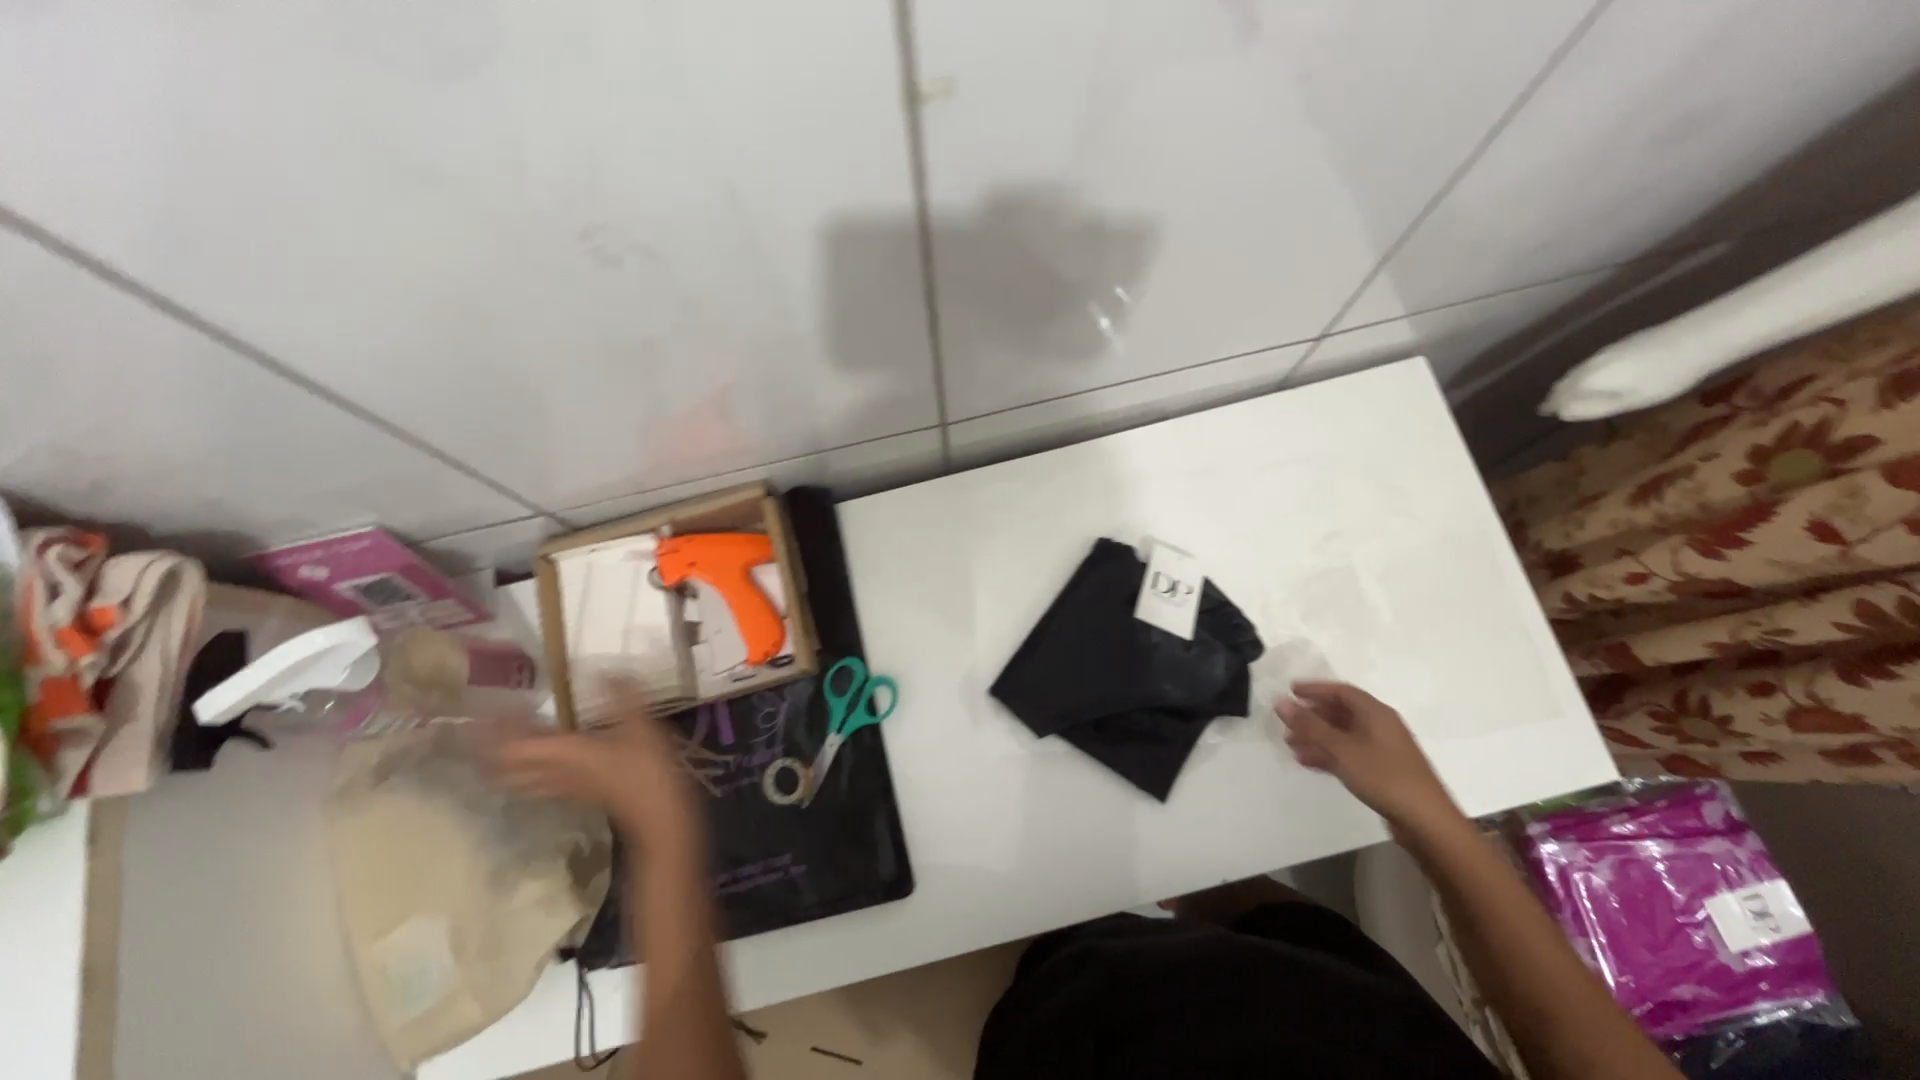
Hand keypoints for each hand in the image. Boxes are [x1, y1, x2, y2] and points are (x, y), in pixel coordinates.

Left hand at [491, 678, 698, 849]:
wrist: (657, 814)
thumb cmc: (647, 768)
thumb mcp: (640, 725)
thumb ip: (621, 696)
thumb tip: (602, 669)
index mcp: (563, 752)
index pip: (512, 744)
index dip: (495, 728)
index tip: (489, 705)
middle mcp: (554, 771)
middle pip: (504, 765)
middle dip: (490, 746)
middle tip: (489, 721)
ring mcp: (562, 785)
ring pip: (517, 777)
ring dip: (504, 760)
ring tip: (505, 737)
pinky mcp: (574, 793)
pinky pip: (537, 782)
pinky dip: (527, 769)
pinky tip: (539, 756)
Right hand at [1275, 681, 1460, 830]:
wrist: (1425, 820)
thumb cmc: (1384, 776)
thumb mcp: (1343, 749)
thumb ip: (1310, 726)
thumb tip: (1281, 702)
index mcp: (1376, 713)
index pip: (1342, 691)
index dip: (1315, 689)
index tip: (1290, 692)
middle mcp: (1380, 726)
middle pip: (1341, 712)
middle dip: (1312, 716)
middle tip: (1286, 723)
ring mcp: (1381, 749)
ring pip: (1343, 735)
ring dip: (1317, 737)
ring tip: (1291, 745)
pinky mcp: (1381, 770)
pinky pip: (1348, 753)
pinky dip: (1328, 754)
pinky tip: (1308, 762)